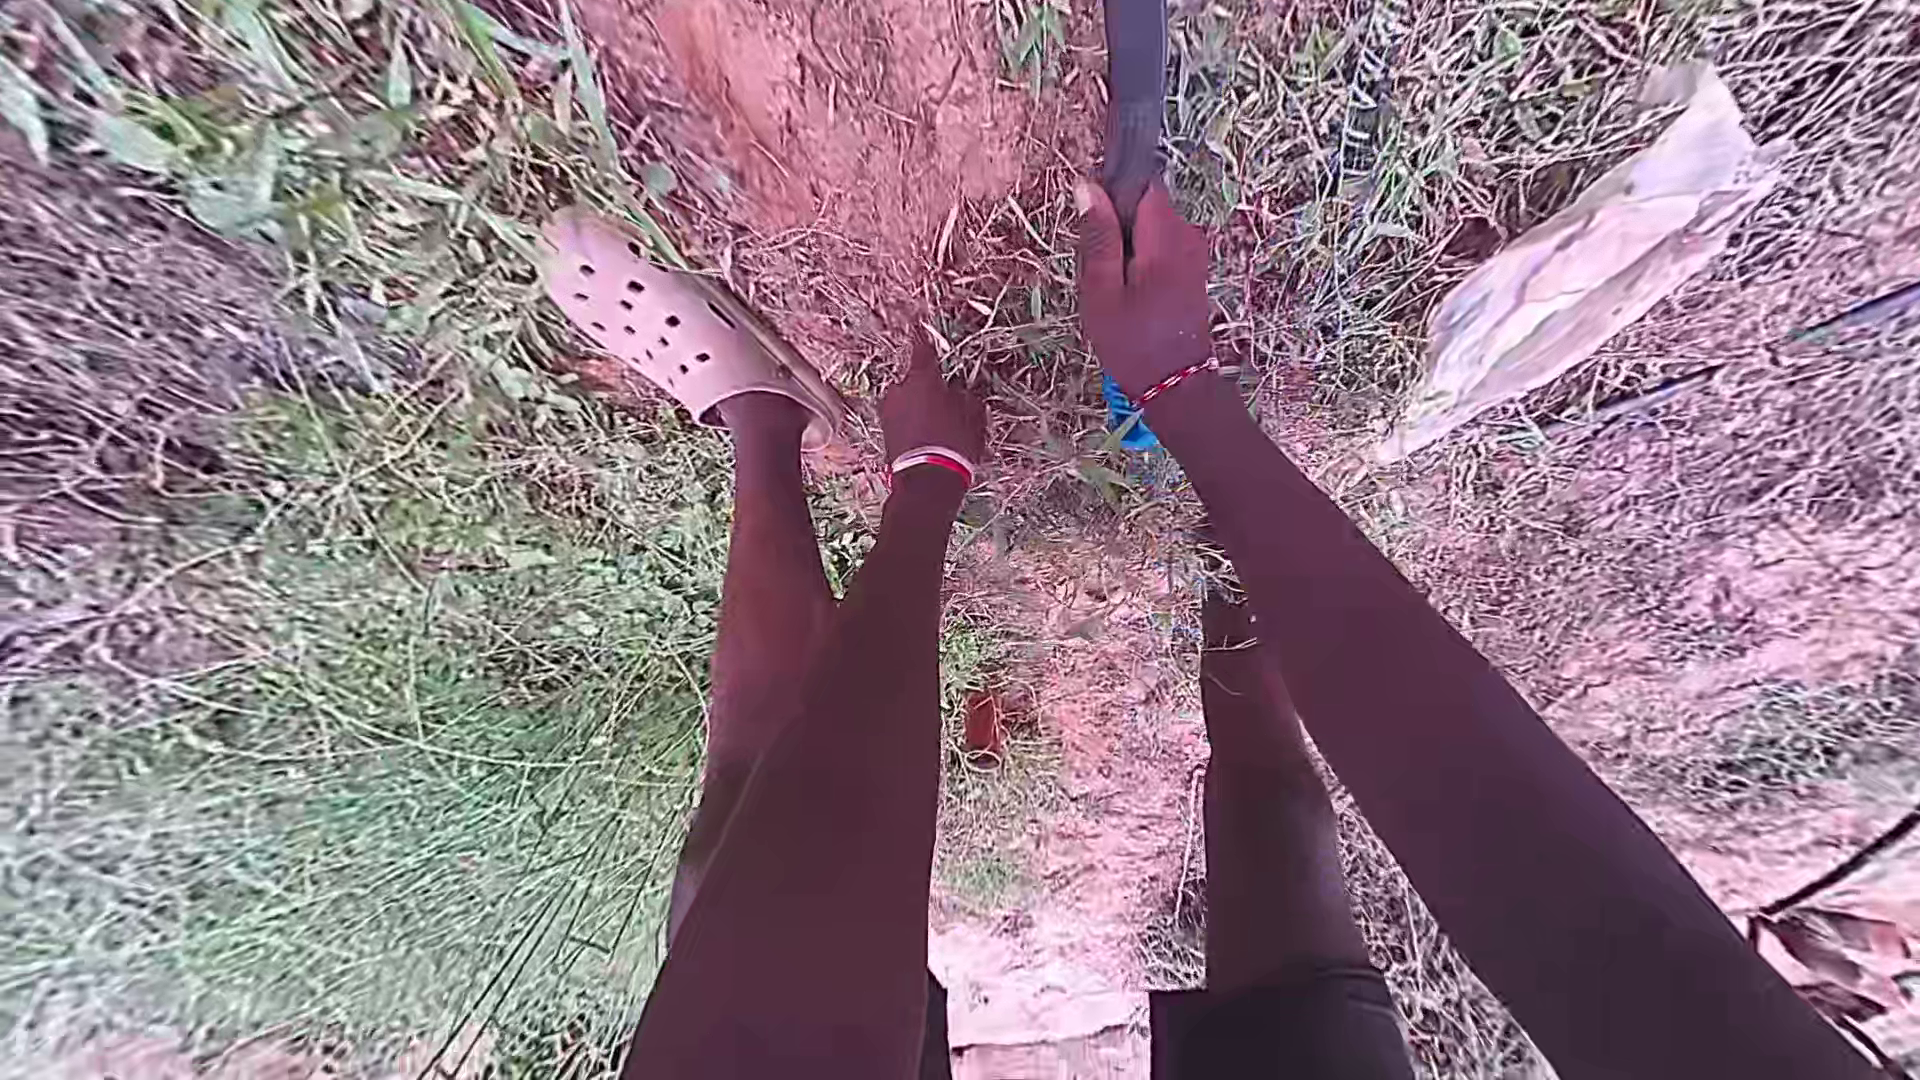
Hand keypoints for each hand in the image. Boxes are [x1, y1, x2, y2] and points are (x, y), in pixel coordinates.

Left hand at [880, 332, 986, 465]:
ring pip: (907, 397)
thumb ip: (966, 395)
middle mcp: (899, 388)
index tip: (920, 324)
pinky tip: (928, 432)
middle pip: (915, 377)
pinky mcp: (884, 430)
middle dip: (928, 384)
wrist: (927, 481)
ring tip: (938, 420)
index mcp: (922, 378)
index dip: (923, 336)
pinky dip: (913, 419)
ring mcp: (888, 409)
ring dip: (919, 403)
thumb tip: (961, 390)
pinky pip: (902, 416)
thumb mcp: (973, 416)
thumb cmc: (954, 444)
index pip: (922, 347)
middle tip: (946, 395)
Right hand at [1076, 179, 1213, 399]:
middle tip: (1100, 275)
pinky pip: (1159, 251)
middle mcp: (1188, 234)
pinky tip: (1130, 298)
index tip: (1095, 237)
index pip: (1140, 184)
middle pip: (1144, 208)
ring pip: (1150, 231)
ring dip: (1127, 253)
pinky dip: (1140, 267)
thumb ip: (1098, 239)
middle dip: (1117, 232)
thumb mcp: (1102, 292)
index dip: (1112, 202)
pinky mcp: (1193, 270)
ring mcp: (1194, 253)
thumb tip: (1087, 188)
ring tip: (1113, 291)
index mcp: (1166, 235)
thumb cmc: (1131, 342)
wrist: (1173, 384)